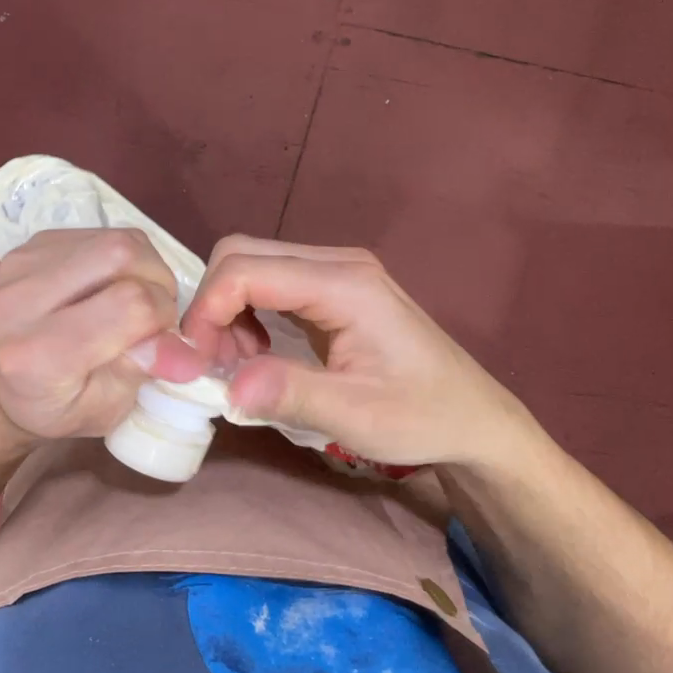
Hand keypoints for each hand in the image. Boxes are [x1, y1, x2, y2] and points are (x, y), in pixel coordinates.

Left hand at [0, 229, 206, 442]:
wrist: (0, 389)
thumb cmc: (58, 407)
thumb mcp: (106, 409)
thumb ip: (143, 372)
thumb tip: (187, 351)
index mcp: (34, 357)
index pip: (127, 305)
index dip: (162, 316)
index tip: (162, 339)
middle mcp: (15, 303)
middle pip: (118, 254)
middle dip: (156, 278)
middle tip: (156, 312)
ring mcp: (15, 267)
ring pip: (109, 238)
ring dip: (140, 265)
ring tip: (133, 299)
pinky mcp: (24, 247)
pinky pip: (91, 233)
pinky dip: (116, 258)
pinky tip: (107, 286)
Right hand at [179, 236, 535, 467]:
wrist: (473, 418)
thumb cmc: (422, 416)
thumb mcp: (357, 417)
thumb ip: (291, 394)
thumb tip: (225, 388)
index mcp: (344, 284)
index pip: (245, 269)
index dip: (208, 310)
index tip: (199, 362)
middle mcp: (336, 263)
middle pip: (241, 254)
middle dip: (212, 306)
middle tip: (214, 363)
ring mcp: (334, 271)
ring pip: (249, 265)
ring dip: (226, 311)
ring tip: (237, 364)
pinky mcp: (330, 288)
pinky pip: (267, 282)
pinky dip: (244, 314)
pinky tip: (258, 353)